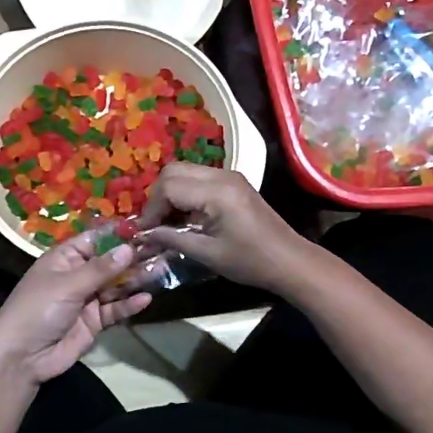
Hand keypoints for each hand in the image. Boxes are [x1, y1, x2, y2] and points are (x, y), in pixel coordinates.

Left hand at [0, 232, 152, 385]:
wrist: (21, 358)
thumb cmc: (38, 310)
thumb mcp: (68, 285)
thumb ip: (101, 269)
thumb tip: (129, 248)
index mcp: (64, 259)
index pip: (95, 240)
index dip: (118, 235)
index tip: (145, 229)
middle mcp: (77, 275)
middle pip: (110, 262)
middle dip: (133, 257)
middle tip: (162, 249)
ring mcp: (87, 299)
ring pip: (117, 285)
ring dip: (137, 280)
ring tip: (161, 271)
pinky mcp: (94, 321)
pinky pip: (115, 309)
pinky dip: (129, 305)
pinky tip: (146, 299)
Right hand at [136, 163, 314, 292]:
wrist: (288, 260)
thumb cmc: (250, 261)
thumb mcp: (208, 254)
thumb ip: (173, 239)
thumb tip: (144, 235)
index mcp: (217, 192)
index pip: (168, 186)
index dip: (151, 209)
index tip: (145, 231)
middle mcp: (222, 175)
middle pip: (174, 171)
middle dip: (158, 196)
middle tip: (153, 224)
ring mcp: (230, 176)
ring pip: (185, 171)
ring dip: (170, 192)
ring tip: (166, 222)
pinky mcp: (234, 183)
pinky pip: (199, 178)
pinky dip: (185, 192)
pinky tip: (184, 216)